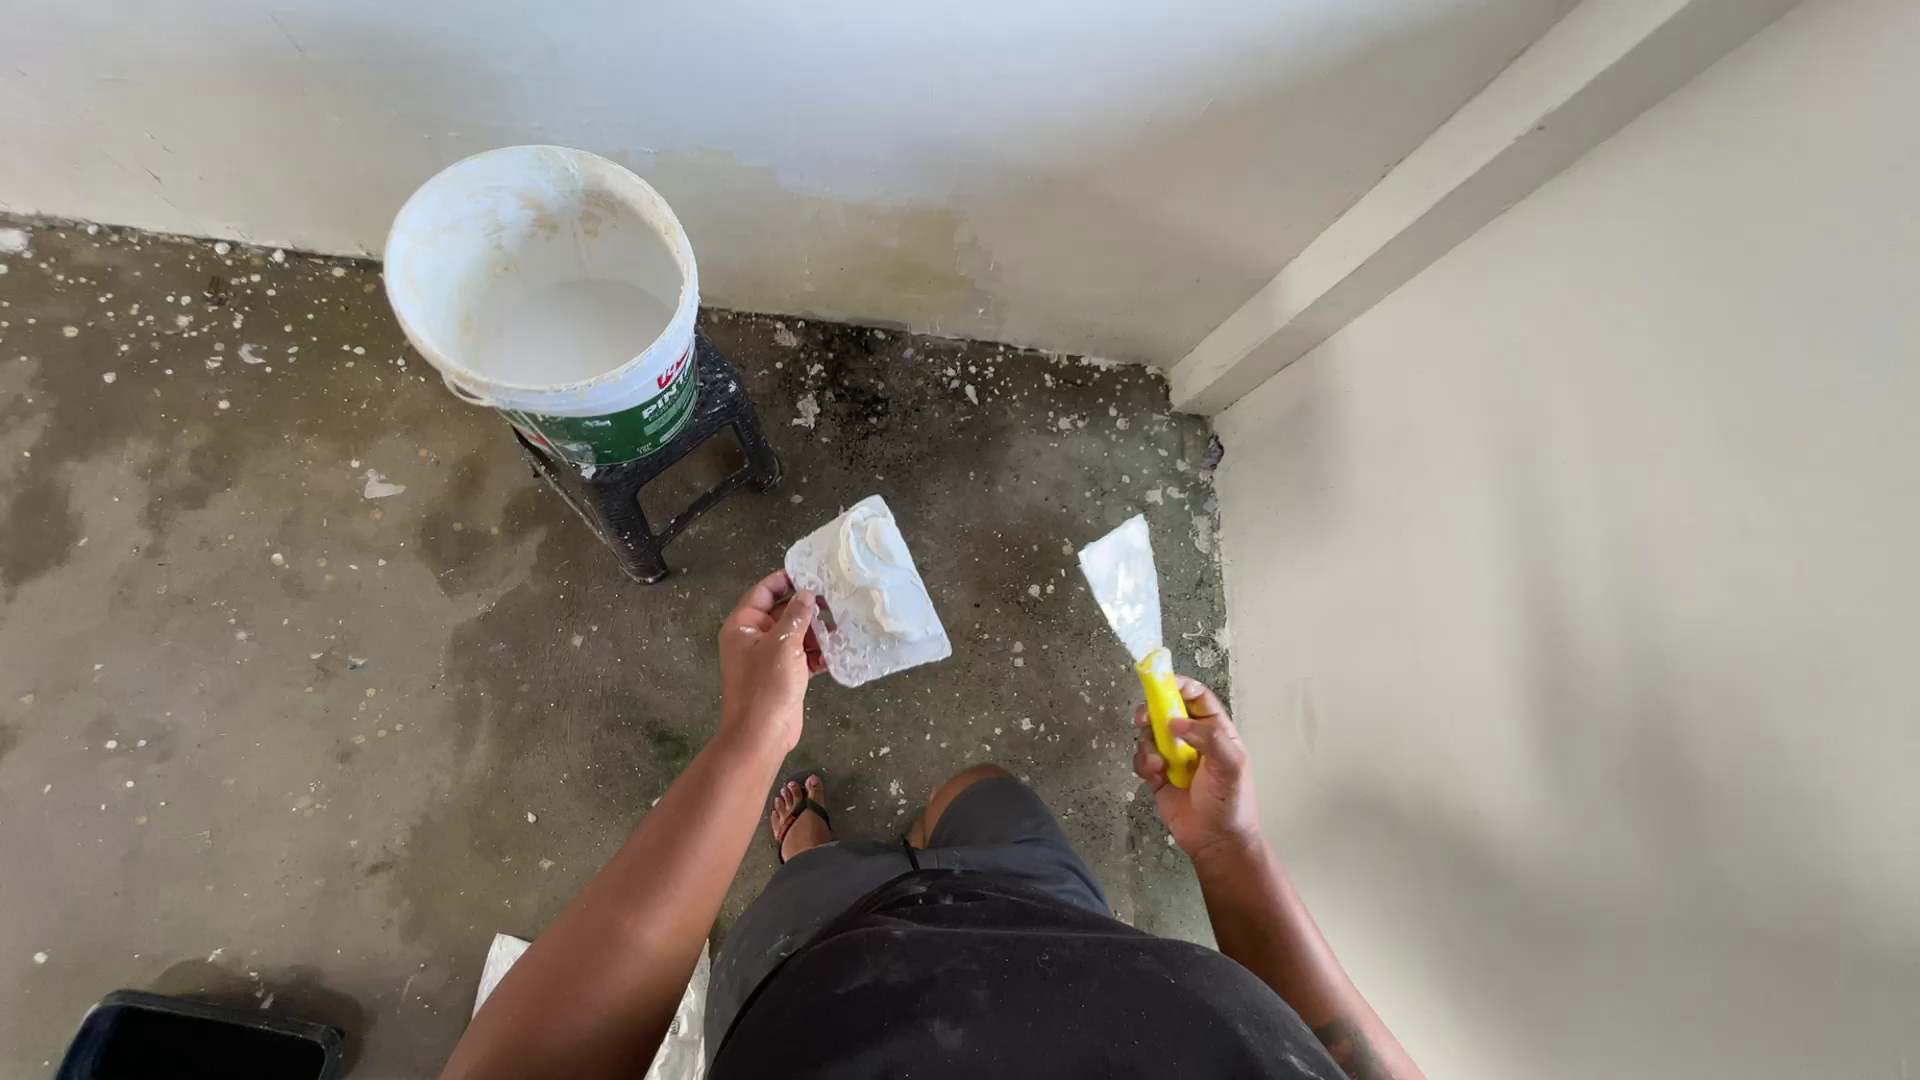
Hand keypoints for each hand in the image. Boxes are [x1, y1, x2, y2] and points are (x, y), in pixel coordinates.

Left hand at [718, 570, 824, 754]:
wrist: (761, 735)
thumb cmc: (766, 685)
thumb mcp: (783, 644)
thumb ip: (796, 616)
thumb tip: (807, 594)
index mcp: (743, 625)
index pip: (763, 592)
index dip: (785, 580)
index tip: (811, 573)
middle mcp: (753, 638)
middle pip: (782, 613)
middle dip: (807, 609)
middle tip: (835, 600)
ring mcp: (769, 658)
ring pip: (795, 634)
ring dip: (816, 632)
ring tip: (841, 627)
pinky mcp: (783, 675)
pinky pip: (802, 656)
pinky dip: (817, 654)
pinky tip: (837, 653)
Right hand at [1133, 677, 1263, 862]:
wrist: (1217, 843)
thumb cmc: (1231, 803)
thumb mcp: (1231, 766)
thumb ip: (1208, 738)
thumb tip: (1175, 721)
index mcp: (1215, 731)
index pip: (1196, 697)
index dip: (1179, 685)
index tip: (1160, 682)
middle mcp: (1192, 738)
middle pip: (1165, 709)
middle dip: (1152, 710)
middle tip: (1143, 718)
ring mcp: (1173, 756)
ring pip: (1149, 733)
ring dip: (1147, 743)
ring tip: (1158, 763)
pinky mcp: (1157, 774)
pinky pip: (1141, 757)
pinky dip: (1143, 764)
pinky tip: (1155, 776)